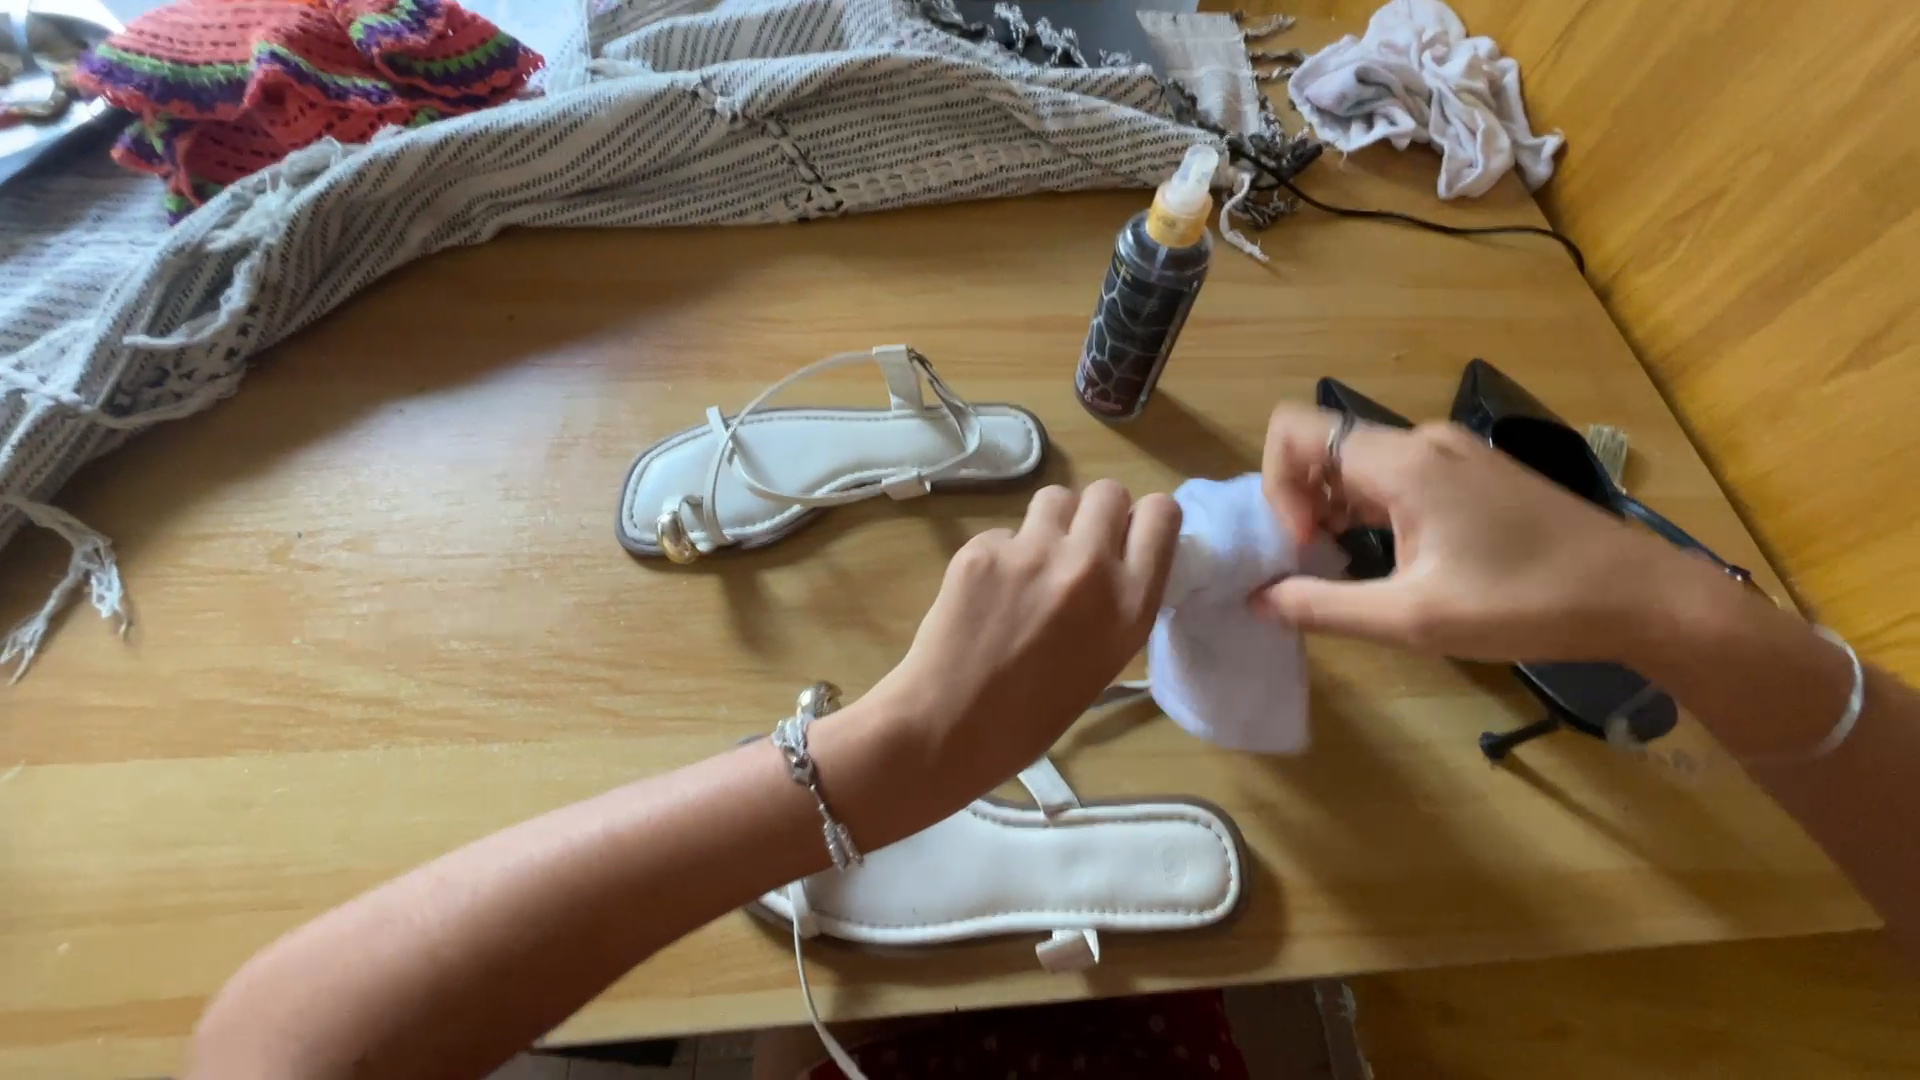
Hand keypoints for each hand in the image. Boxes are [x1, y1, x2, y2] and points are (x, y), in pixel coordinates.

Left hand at [869, 480, 1180, 792]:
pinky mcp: (983, 549)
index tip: (1127, 534)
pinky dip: (1002, 553)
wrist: (948, 728)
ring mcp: (1032, 553)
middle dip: (1097, 512)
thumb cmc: (1032, 716)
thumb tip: (1115, 559)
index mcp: (1130, 606)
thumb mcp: (1104, 660)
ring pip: (1056, 498)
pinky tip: (987, 592)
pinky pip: (1006, 531)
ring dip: (1050, 523)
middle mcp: (1089, 568)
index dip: (1143, 518)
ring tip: (1031, 565)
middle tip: (1077, 546)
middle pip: (1109, 491)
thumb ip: (1117, 601)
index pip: (1160, 514)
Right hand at [1256, 404, 1690, 662]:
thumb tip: (1257, 600)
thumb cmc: (1527, 604)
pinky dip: (1368, 509)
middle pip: (1322, 448)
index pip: (1294, 431)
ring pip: (1355, 464)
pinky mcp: (1472, 471)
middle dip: (1299, 504)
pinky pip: (1392, 475)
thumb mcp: (1412, 619)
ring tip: (1351, 565)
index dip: (1277, 485)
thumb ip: (1322, 607)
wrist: (1648, 598)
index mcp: (1404, 463)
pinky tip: (1391, 555)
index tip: (1302, 544)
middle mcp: (1422, 442)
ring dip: (1332, 509)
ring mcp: (1451, 454)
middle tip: (1318, 563)